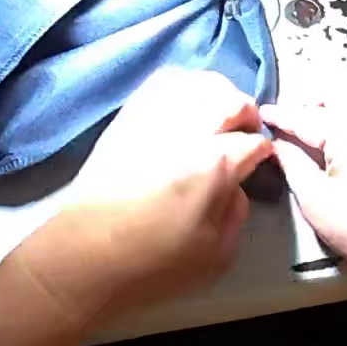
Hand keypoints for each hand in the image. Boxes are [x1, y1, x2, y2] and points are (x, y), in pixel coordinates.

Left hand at [6, 68, 273, 329]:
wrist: (84, 256)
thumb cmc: (152, 263)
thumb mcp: (216, 254)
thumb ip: (238, 212)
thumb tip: (237, 186)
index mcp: (213, 165)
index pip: (253, 143)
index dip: (262, 152)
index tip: (259, 161)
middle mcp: (186, 130)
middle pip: (229, 98)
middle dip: (245, 113)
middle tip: (242, 134)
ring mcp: (153, 118)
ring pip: (197, 82)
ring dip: (216, 94)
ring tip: (217, 116)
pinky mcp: (126, 117)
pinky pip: (162, 83)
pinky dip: (183, 87)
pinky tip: (186, 106)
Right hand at [261, 95, 346, 299]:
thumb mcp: (314, 198)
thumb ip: (291, 162)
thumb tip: (277, 144)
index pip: (306, 116)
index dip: (280, 116)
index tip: (261, 114)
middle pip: (332, 96)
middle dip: (306, 105)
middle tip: (285, 123)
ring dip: (330, 106)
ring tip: (309, 127)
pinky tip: (335, 133)